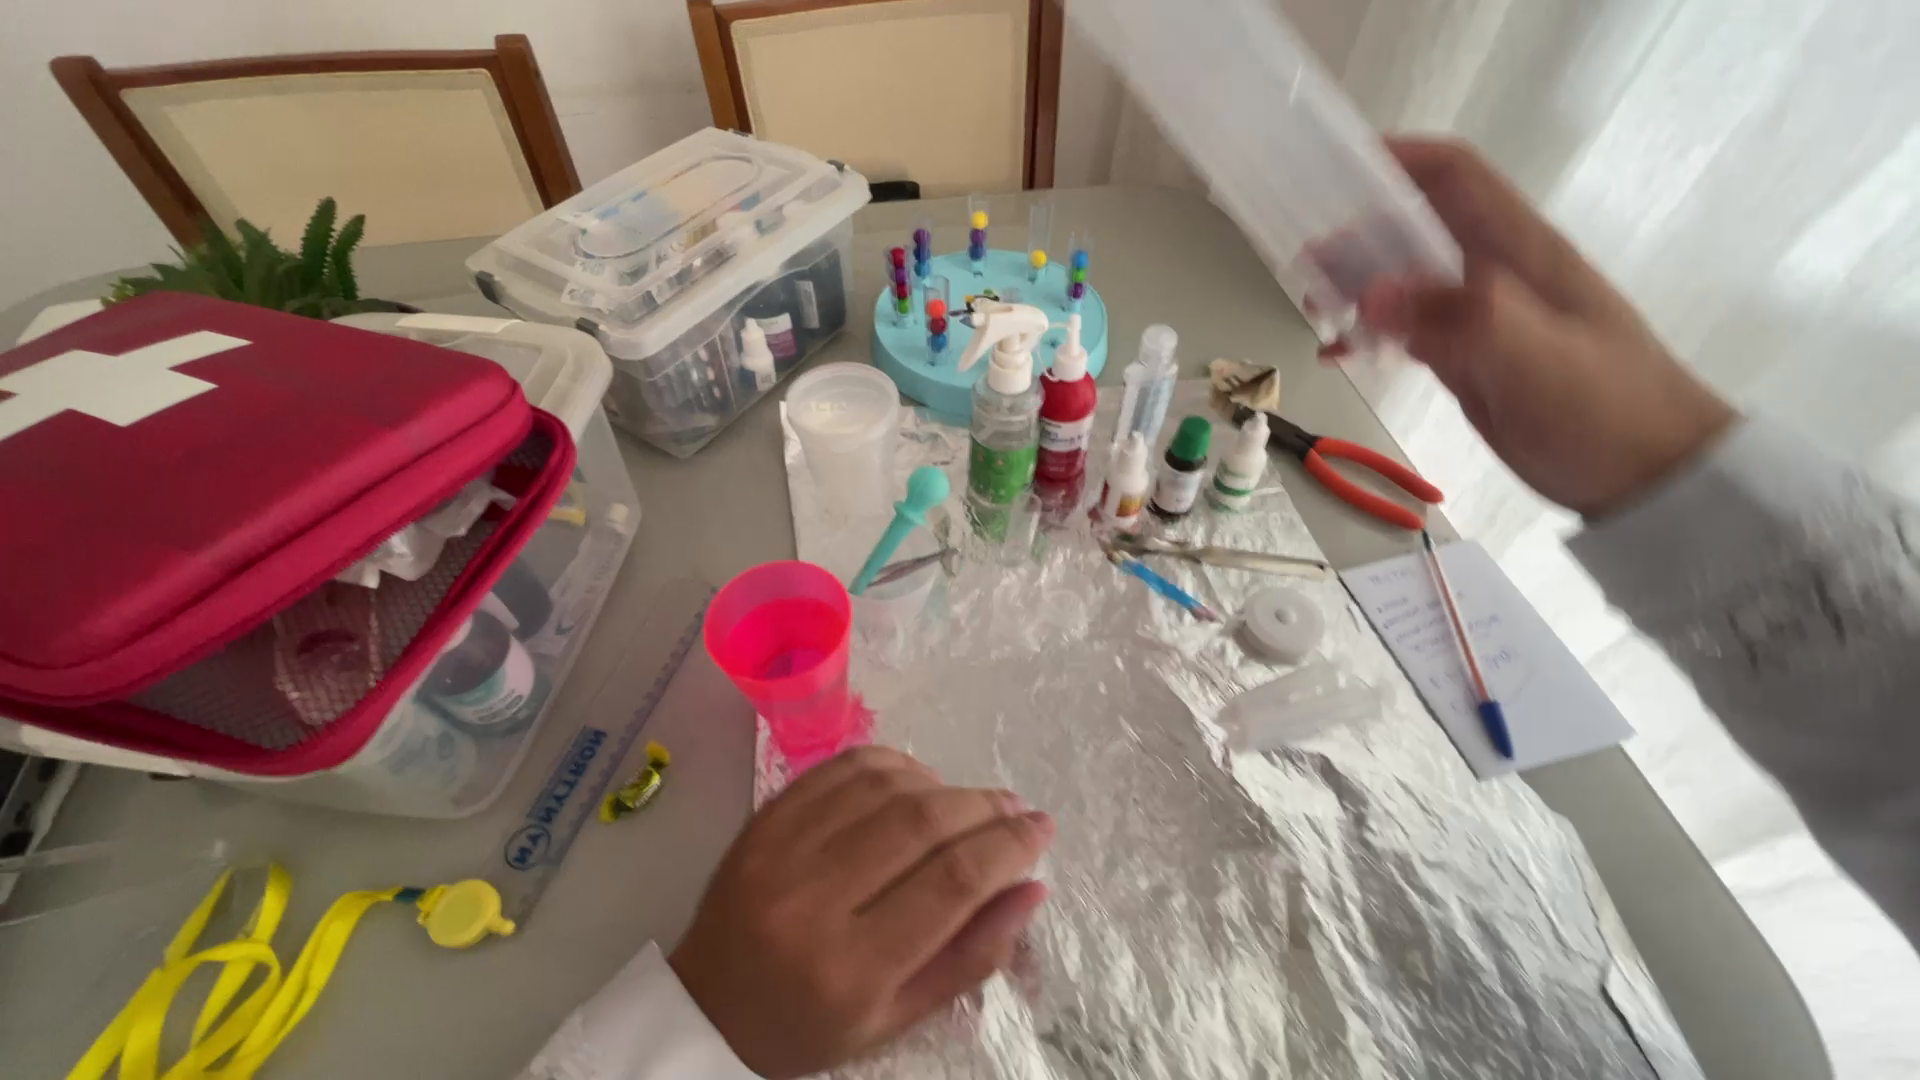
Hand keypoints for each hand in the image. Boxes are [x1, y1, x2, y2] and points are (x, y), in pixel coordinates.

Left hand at [669, 746, 1053, 1078]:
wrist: (707, 1008)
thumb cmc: (810, 1026)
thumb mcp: (898, 1018)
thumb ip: (971, 955)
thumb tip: (1032, 886)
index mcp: (851, 969)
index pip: (951, 884)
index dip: (1007, 848)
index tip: (1040, 830)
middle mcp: (812, 901)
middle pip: (920, 824)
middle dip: (982, 808)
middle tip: (1015, 809)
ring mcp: (780, 850)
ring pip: (884, 785)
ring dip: (941, 783)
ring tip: (966, 802)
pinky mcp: (764, 819)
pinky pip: (841, 767)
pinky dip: (892, 764)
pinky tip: (915, 781)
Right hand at [1332, 137, 1735, 518]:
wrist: (1644, 472)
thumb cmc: (1603, 408)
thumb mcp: (1534, 359)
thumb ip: (1459, 318)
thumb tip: (1370, 292)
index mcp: (1516, 254)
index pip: (1454, 180)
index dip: (1400, 161)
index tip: (1335, 170)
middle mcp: (1491, 273)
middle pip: (1415, 230)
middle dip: (1356, 236)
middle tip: (1304, 268)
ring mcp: (1476, 317)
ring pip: (1403, 281)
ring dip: (1354, 287)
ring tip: (1311, 308)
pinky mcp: (1466, 356)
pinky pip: (1405, 330)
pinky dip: (1366, 334)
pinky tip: (1335, 353)